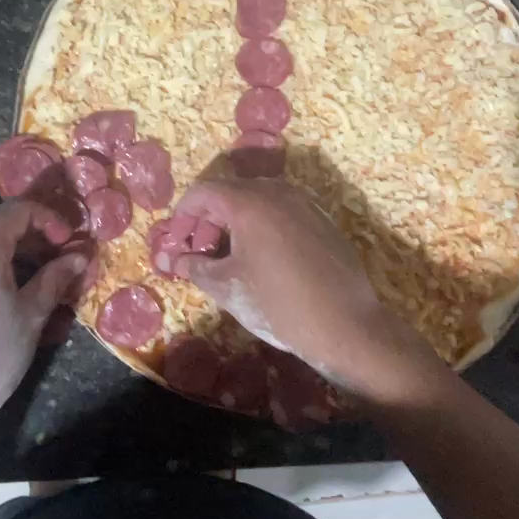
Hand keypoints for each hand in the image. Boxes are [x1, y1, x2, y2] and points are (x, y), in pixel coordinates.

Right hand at [173, 179, 445, 402]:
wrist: (344, 326)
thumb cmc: (278, 304)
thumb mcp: (227, 288)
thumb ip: (195, 267)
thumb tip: (174, 261)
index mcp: (250, 203)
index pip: (204, 192)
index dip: (183, 215)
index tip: (177, 242)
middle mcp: (278, 193)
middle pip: (231, 192)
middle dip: (208, 219)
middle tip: (200, 253)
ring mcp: (305, 205)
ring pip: (259, 201)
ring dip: (236, 222)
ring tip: (229, 257)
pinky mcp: (324, 221)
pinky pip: (283, 213)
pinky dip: (263, 227)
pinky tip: (263, 260)